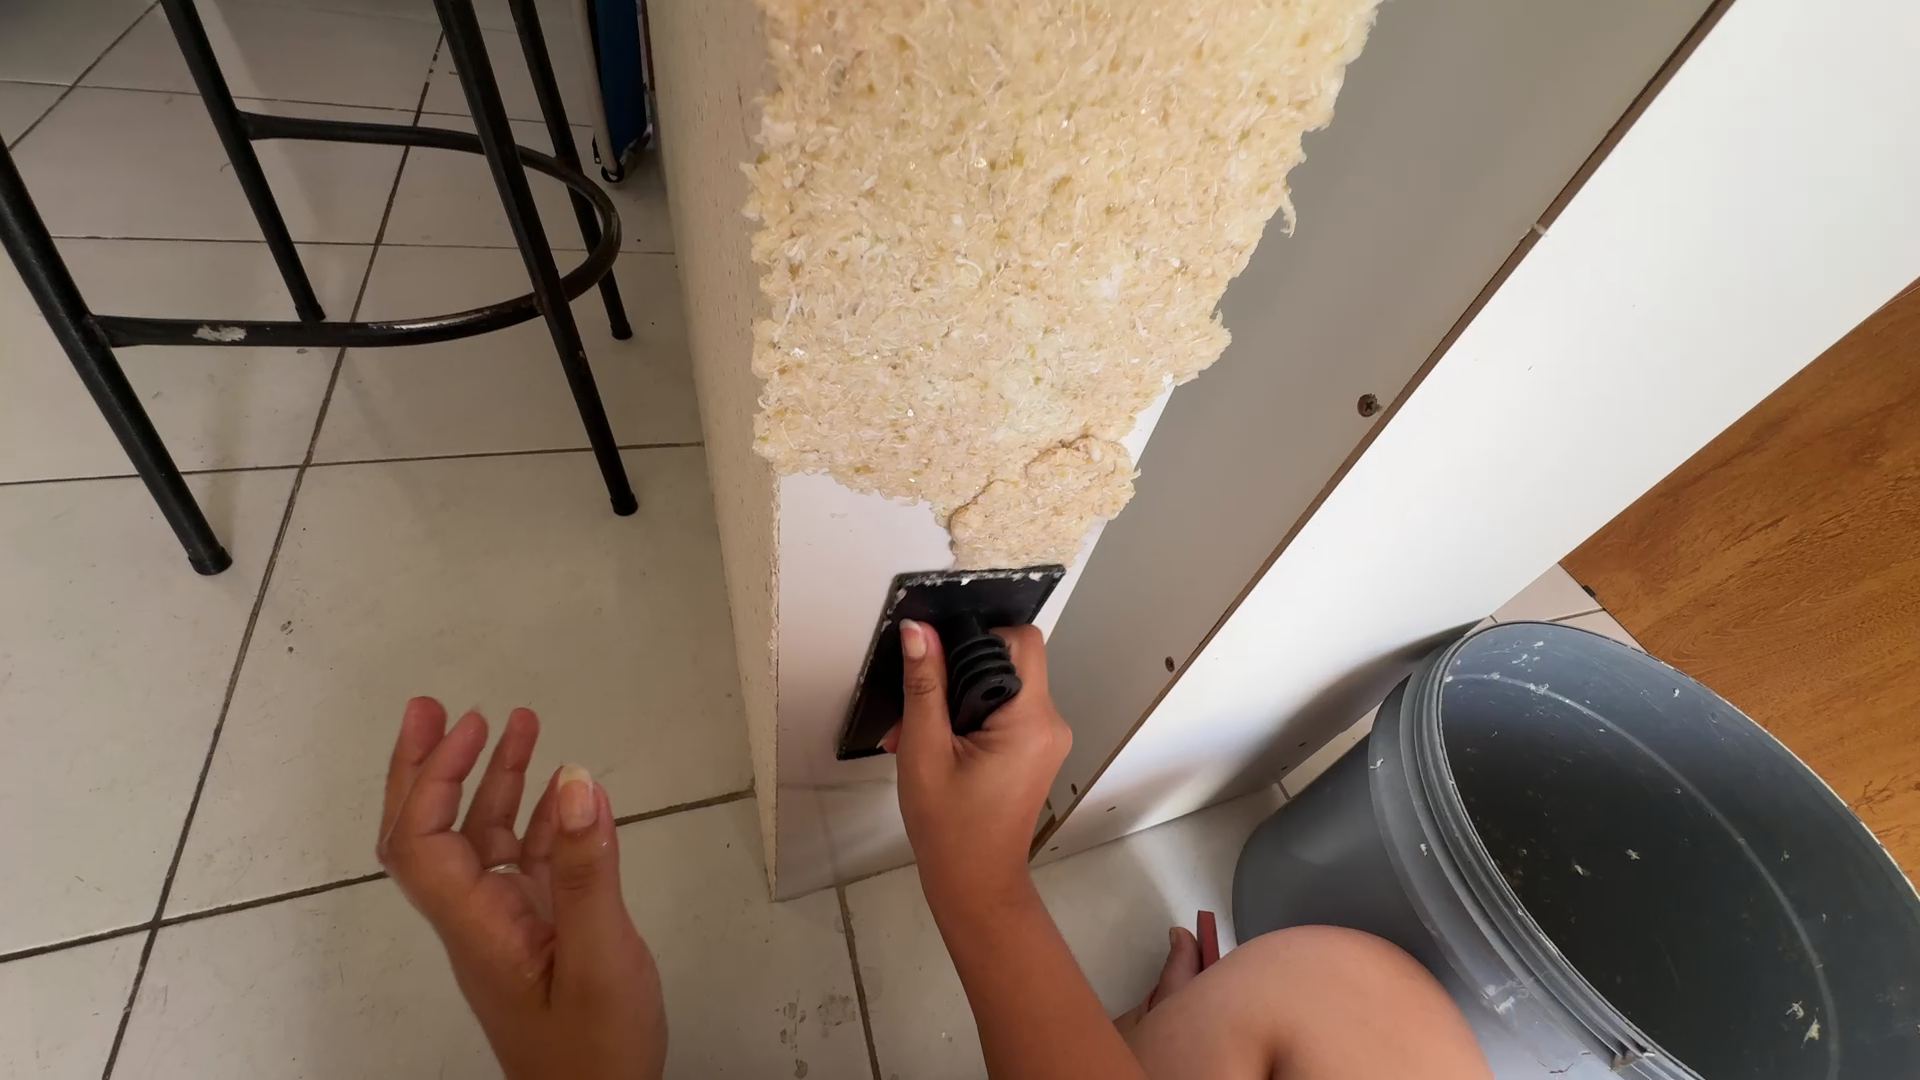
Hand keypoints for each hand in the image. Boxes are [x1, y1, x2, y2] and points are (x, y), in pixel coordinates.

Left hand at [376, 698, 665, 1079]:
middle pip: (428, 836)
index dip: (434, 778)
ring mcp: (510, 922)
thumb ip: (586, 870)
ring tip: (518, 723)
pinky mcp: (542, 926)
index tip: (465, 722)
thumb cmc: (596, 1043)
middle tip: (436, 707)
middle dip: (427, 768)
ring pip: (480, 839)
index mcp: (478, 926)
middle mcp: (480, 918)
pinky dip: (536, 812)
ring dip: (490, 779)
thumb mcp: (599, 956)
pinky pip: (524, 857)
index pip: (424, 842)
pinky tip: (561, 790)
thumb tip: (575, 778)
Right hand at [883, 621, 1071, 909]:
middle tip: (920, 706)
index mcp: (1031, 719)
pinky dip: (971, 718)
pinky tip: (937, 744)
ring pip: (1003, 687)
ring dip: (958, 700)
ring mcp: (1046, 738)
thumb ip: (924, 684)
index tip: (942, 660)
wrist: (974, 886)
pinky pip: (1005, 712)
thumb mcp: (924, 749)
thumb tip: (918, 631)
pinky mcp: (1035, 751)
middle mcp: (1050, 723)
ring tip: (919, 734)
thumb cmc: (949, 827)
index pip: (1022, 641)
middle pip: (1012, 662)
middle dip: (960, 674)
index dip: (981, 637)